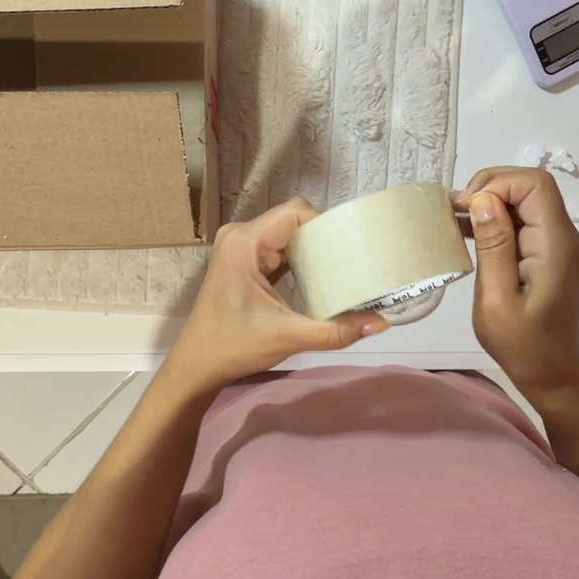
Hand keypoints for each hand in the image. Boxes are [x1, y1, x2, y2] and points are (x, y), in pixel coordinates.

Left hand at [164, 197, 386, 393]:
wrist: (197, 366)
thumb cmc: (234, 346)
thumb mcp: (288, 336)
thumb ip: (335, 330)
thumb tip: (381, 323)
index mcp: (245, 241)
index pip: (296, 212)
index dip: (325, 224)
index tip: (350, 247)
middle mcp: (241, 236)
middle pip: (293, 221)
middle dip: (324, 239)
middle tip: (354, 260)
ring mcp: (240, 249)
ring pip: (288, 237)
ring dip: (313, 251)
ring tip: (344, 269)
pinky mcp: (244, 264)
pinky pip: (279, 251)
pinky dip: (300, 262)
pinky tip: (321, 279)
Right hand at [453, 167, 578, 405]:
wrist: (551, 374)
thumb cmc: (521, 345)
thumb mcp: (496, 299)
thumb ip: (493, 246)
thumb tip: (484, 200)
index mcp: (555, 245)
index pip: (535, 185)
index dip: (498, 183)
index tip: (466, 206)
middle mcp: (563, 237)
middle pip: (531, 187)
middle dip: (492, 188)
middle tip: (457, 210)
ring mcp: (557, 245)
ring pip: (525, 202)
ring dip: (491, 203)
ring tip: (456, 218)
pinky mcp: (547, 255)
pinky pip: (523, 223)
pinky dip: (496, 221)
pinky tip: (468, 231)